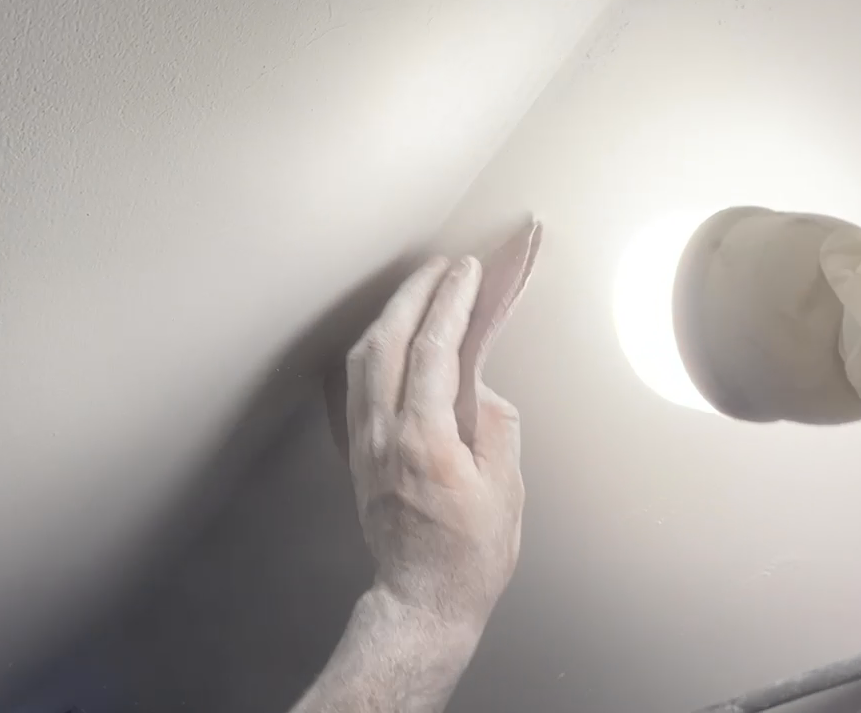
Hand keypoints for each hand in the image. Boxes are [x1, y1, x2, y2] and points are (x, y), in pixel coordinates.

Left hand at [345, 222, 541, 631]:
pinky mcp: (355, 441)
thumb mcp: (505, 491)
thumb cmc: (469, 552)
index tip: (465, 272)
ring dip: (392, 313)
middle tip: (442, 267)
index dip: (449, 303)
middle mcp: (383, 428)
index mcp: (424, 439)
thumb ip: (493, 425)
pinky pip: (358, 376)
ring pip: (365, 353)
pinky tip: (393, 332)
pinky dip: (376, 342)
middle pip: (389, 339)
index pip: (433, 350)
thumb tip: (479, 382)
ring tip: (420, 288)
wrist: (420, 594)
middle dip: (416, 293)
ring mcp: (362, 433)